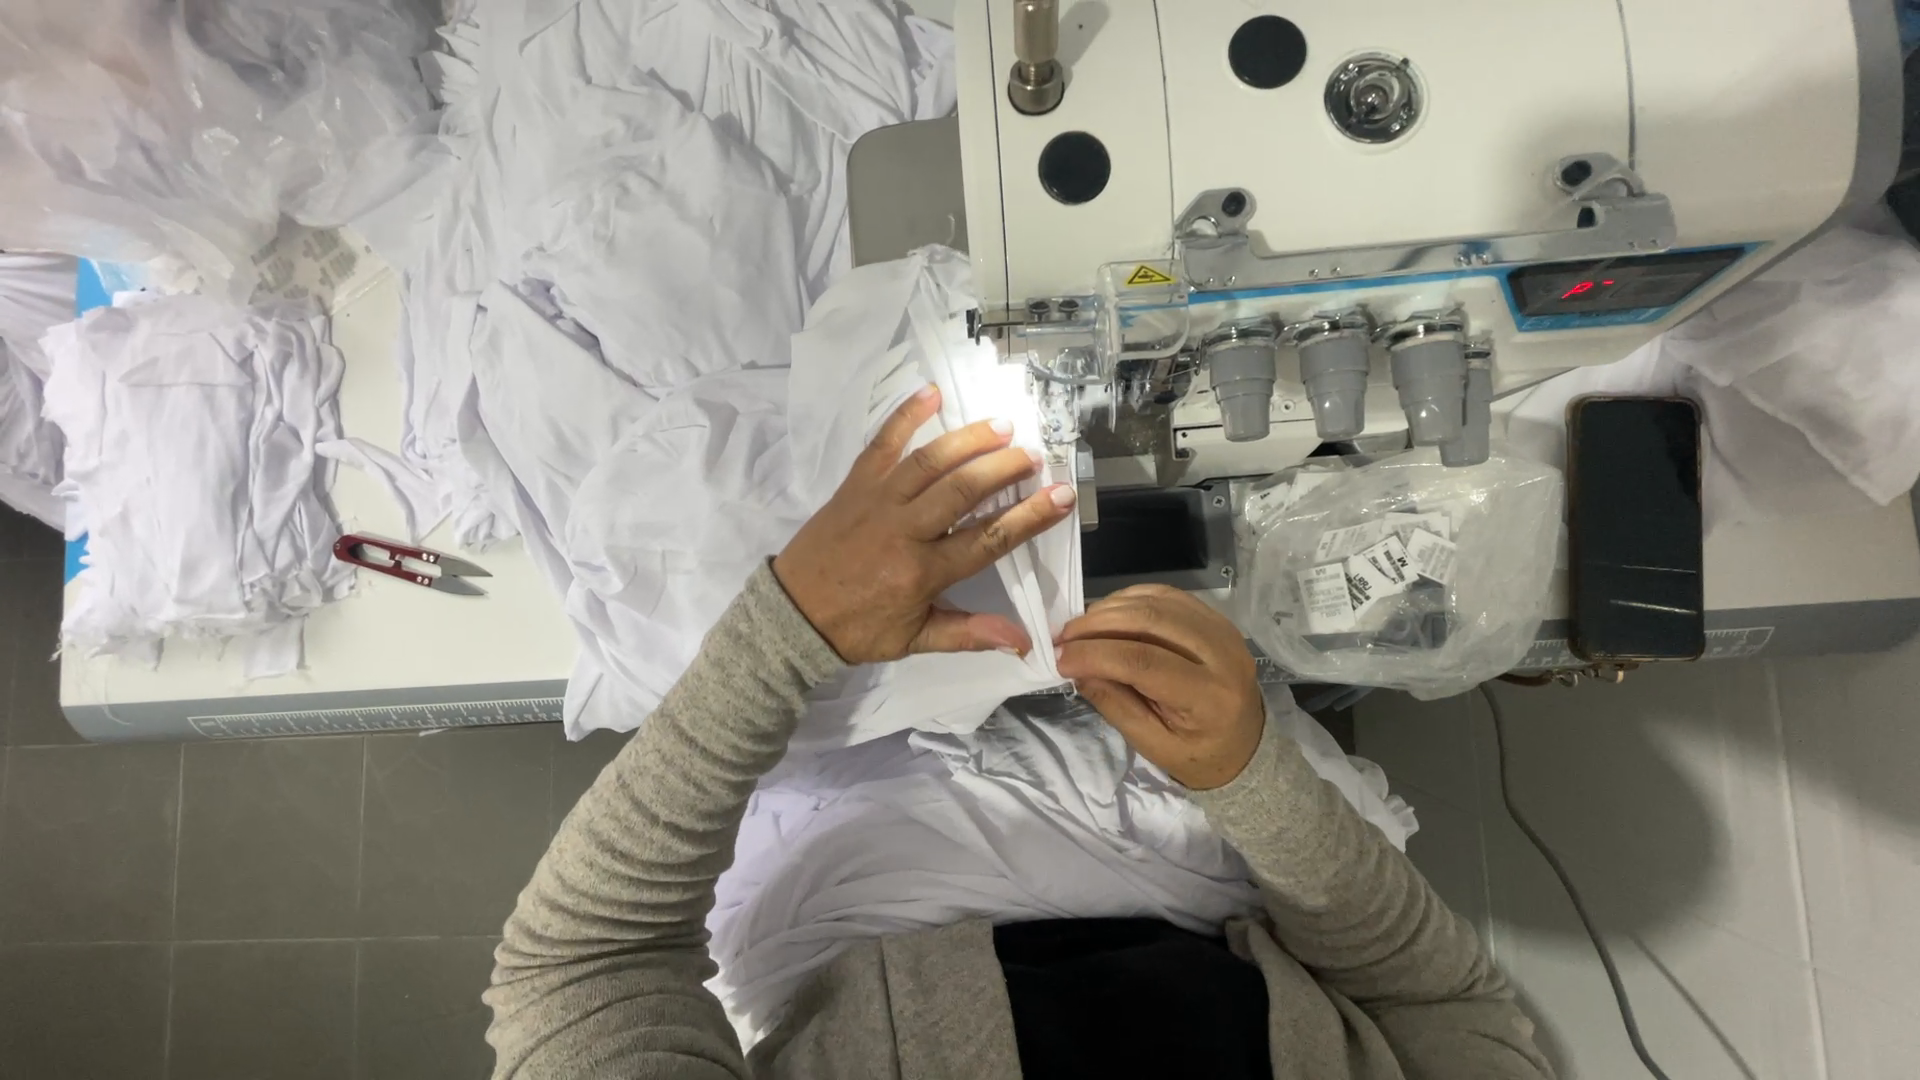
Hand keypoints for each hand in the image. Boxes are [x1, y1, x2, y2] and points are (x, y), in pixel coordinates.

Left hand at [773, 385, 1077, 664]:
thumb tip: (1022, 641)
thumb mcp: (914, 640)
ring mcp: (877, 501)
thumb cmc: (858, 628)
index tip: (1062, 494)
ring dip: (968, 440)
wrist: (792, 614)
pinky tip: (931, 393)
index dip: (1029, 516)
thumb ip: (969, 634)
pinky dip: (905, 416)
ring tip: (1002, 426)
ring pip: (929, 462)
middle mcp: (903, 531)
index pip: (986, 539)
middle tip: (1033, 455)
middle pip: (962, 491)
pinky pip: (881, 444)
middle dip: (1003, 469)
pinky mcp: (855, 484)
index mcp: (922, 572)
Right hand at [1055, 585, 1265, 789]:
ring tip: (1080, 627)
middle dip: (1098, 624)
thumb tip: (1076, 667)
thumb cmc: (1197, 755)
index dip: (1095, 654)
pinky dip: (1131, 599)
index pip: (1144, 662)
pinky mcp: (1216, 618)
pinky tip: (1108, 614)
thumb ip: (1114, 704)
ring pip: (1157, 601)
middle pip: (1150, 620)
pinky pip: (1167, 595)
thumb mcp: (1152, 745)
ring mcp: (1223, 630)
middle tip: (1063, 637)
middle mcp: (1223, 655)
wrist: (1246, 747)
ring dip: (1110, 608)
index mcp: (1209, 697)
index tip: (1059, 657)